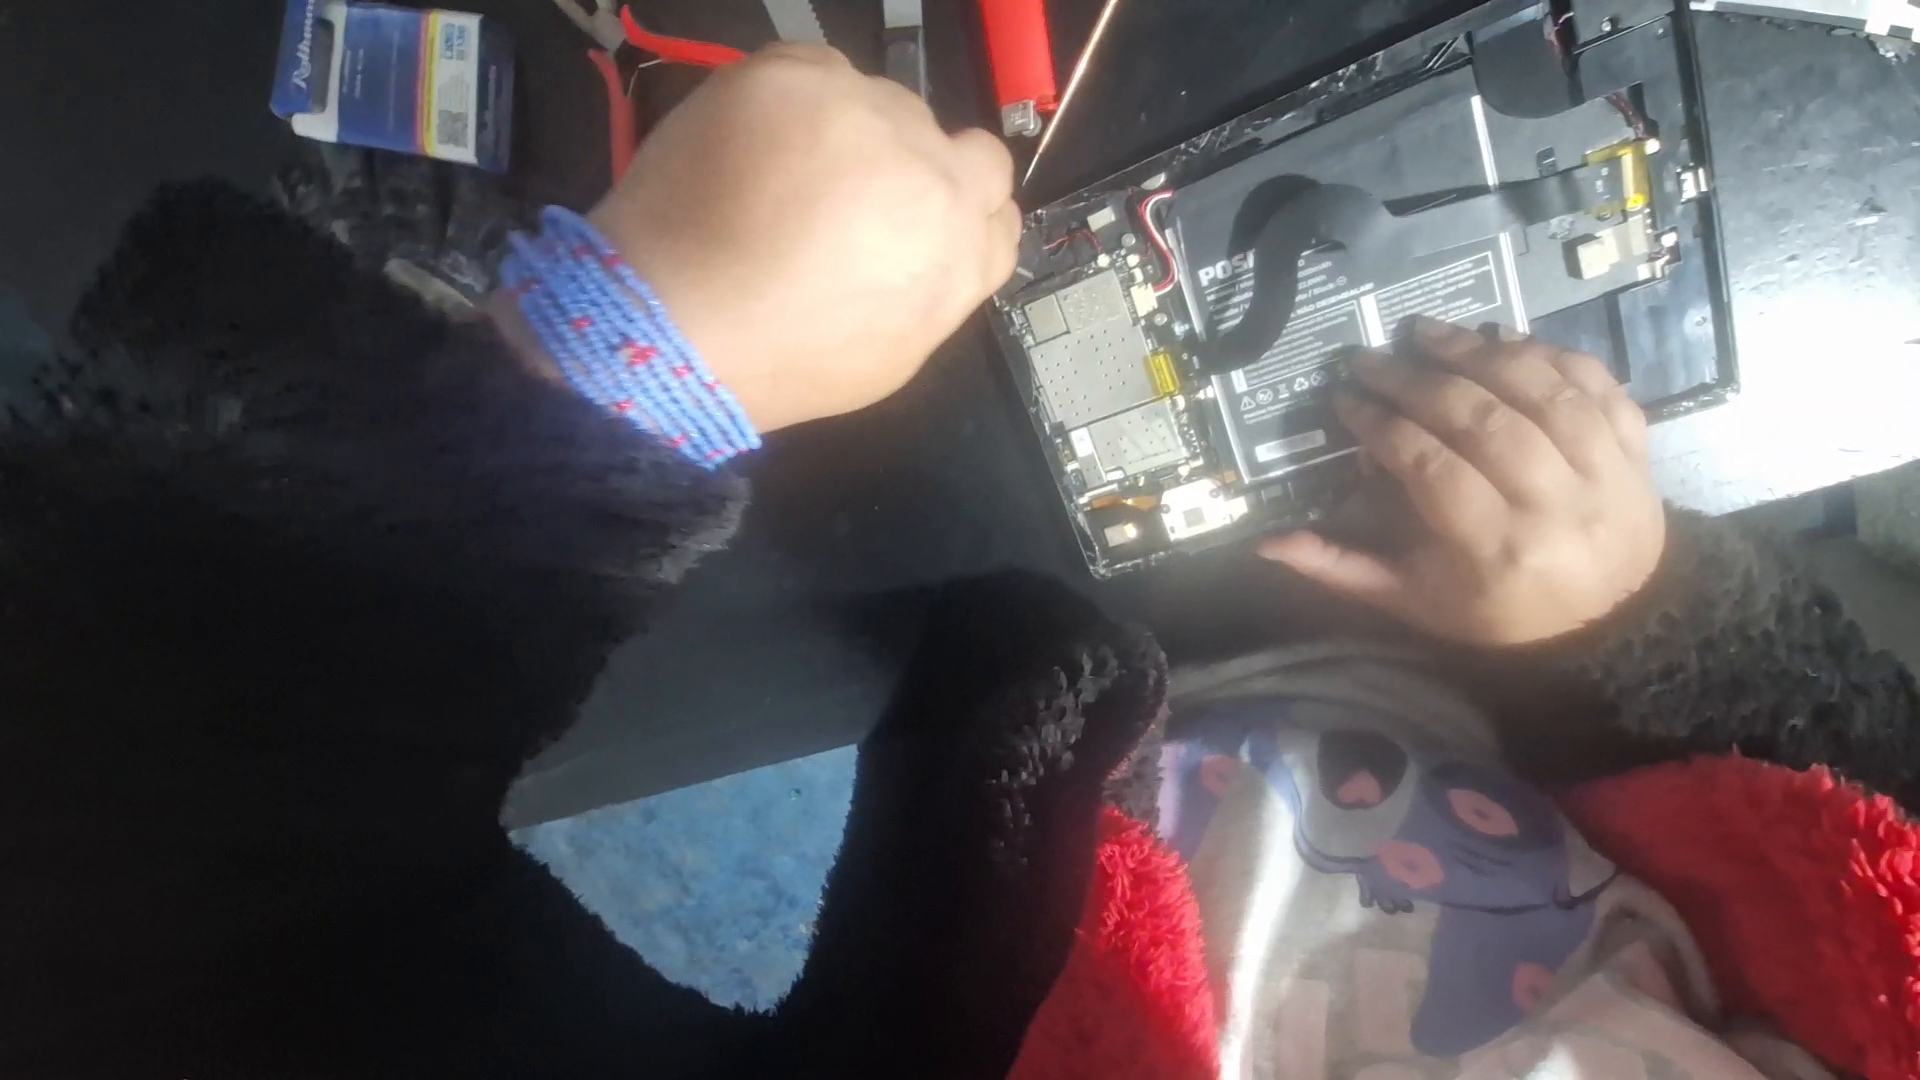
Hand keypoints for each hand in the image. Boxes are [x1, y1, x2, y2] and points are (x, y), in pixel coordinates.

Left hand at [585, 45, 1019, 432]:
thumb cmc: (791, 360)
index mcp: (961, 251)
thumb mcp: (899, 353)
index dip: (963, 216)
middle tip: (866, 204)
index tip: (924, 227)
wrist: (679, 323)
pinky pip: (826, 74)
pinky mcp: (795, 74)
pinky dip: (806, 108)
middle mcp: (932, 173)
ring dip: (864, 139)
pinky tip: (767, 154)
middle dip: (926, 174)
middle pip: (965, 151)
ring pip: (894, 108)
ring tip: (795, 186)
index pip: (999, 205)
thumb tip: (944, 243)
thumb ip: (944, 286)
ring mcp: (865, 115)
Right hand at [1259, 319, 1664, 644]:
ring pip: (1542, 393)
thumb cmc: (1492, 611)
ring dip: (1479, 352)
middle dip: (1418, 381)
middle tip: (1370, 360)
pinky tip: (1501, 338)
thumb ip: (1337, 568)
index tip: (1345, 400)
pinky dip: (1547, 354)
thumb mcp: (1406, 599)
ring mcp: (1608, 472)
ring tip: (1427, 332)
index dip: (1382, 426)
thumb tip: (1264, 545)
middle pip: (1483, 422)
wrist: (1613, 622)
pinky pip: (1597, 384)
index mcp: (1494, 548)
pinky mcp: (1638, 450)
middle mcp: (1557, 505)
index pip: (1432, 468)